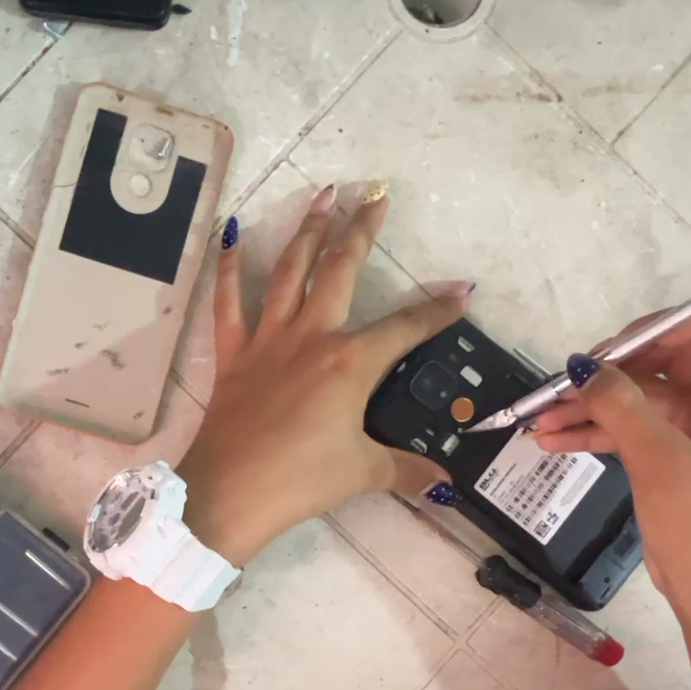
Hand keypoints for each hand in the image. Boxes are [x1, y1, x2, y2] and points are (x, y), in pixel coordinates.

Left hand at [176, 185, 471, 564]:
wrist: (230, 494)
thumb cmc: (300, 481)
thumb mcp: (361, 473)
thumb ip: (405, 471)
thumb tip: (443, 484)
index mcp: (350, 363)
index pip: (405, 328)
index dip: (436, 310)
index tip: (462, 291)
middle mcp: (311, 337)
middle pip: (341, 271)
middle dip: (362, 231)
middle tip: (376, 196)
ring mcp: (268, 341)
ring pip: (290, 272)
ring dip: (308, 231)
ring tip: (322, 195)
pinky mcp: (234, 354)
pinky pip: (228, 302)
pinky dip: (229, 269)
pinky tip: (230, 235)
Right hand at [533, 304, 690, 636]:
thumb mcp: (662, 464)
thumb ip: (622, 407)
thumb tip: (581, 366)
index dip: (651, 331)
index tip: (597, 355)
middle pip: (666, 358)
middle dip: (609, 374)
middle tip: (558, 389)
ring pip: (641, 393)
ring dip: (591, 406)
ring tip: (539, 422)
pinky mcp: (678, 447)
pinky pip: (633, 424)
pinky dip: (596, 430)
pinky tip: (553, 440)